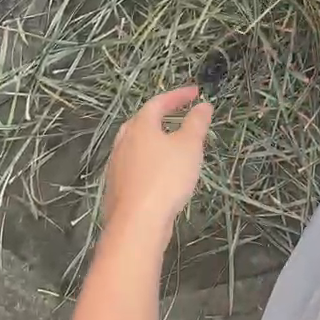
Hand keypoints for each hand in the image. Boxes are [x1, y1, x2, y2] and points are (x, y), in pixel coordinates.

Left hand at [100, 87, 212, 239]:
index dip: (177, 95)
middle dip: (159, 115)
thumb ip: (197, 122)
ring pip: (134, 145)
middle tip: (177, 113)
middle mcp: (123, 144)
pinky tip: (159, 171)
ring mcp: (116, 168)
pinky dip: (147, 159)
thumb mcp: (190, 145)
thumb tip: (203, 105)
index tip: (196, 93)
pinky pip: (132, 165)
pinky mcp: (116, 190)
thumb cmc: (166, 178)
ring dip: (152, 138)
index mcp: (140, 128)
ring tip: (170, 142)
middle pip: (140, 122)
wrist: (136, 226)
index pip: (158, 103)